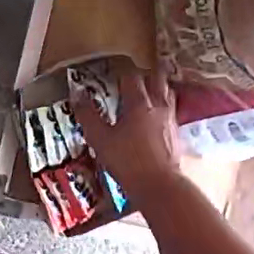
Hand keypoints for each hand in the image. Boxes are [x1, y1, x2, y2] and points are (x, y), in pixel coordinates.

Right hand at [72, 66, 182, 197]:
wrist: (157, 183)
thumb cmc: (125, 159)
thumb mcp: (99, 138)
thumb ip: (88, 115)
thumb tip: (77, 95)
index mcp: (138, 104)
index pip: (130, 77)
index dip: (121, 71)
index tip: (113, 70)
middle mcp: (158, 106)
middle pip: (156, 79)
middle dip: (146, 73)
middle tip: (135, 75)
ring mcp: (170, 119)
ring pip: (168, 93)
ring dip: (158, 87)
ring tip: (149, 88)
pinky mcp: (176, 133)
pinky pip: (172, 110)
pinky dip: (164, 105)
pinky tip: (157, 114)